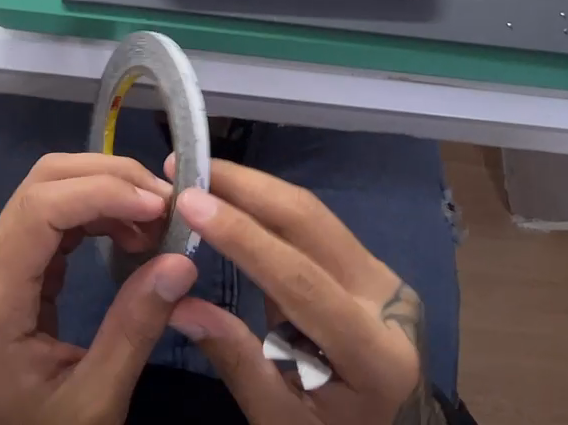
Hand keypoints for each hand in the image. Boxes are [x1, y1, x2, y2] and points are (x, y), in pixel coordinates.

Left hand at [0, 153, 199, 424]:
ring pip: (50, 187)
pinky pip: (55, 213)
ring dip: (107, 189)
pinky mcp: (17, 262)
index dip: (101, 192)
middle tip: (168, 204)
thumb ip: (133, 330)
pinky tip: (133, 231)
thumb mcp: (93, 401)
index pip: (40, 208)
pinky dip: (99, 209)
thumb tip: (182, 261)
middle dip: (110, 178)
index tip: (159, 206)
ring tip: (158, 220)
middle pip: (44, 181)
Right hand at [166, 158, 442, 424]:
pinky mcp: (370, 266)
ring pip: (313, 214)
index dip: (241, 234)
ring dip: (254, 188)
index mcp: (374, 352)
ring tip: (201, 173)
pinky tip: (233, 195)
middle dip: (245, 187)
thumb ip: (238, 361)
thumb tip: (178, 303)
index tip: (190, 200)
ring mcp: (383, 276)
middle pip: (310, 223)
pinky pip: (315, 225)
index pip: (299, 279)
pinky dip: (269, 206)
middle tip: (186, 168)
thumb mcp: (284, 423)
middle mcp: (388, 298)